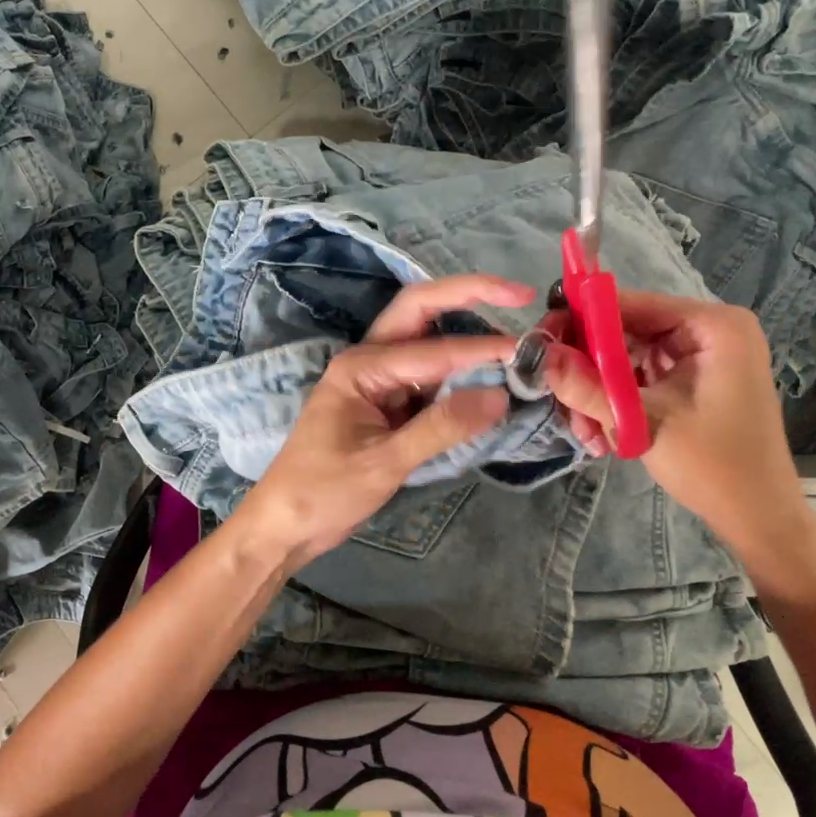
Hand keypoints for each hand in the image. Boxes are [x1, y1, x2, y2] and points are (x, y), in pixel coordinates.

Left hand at [233, 276, 532, 570]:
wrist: (285, 523)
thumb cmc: (323, 491)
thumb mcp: (383, 463)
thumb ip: (440, 428)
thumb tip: (500, 396)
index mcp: (360, 367)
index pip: (433, 350)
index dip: (482, 351)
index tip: (529, 354)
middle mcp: (368, 362)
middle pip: (420, 312)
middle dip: (468, 294)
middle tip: (520, 294)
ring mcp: (377, 382)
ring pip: (427, 342)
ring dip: (466, 333)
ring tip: (517, 339)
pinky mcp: (385, 405)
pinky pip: (427, 378)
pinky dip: (459, 373)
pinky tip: (490, 379)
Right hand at [539, 290, 814, 562]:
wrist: (757, 518)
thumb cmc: (714, 465)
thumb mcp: (643, 421)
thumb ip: (587, 385)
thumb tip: (539, 354)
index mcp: (713, 326)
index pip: (629, 305)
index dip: (580, 321)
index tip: (540, 343)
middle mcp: (708, 331)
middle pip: (623, 331)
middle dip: (587, 367)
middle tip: (556, 396)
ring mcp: (699, 356)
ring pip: (624, 358)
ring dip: (596, 391)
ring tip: (582, 430)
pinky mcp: (690, 380)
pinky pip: (637, 377)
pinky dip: (614, 401)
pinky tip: (599, 432)